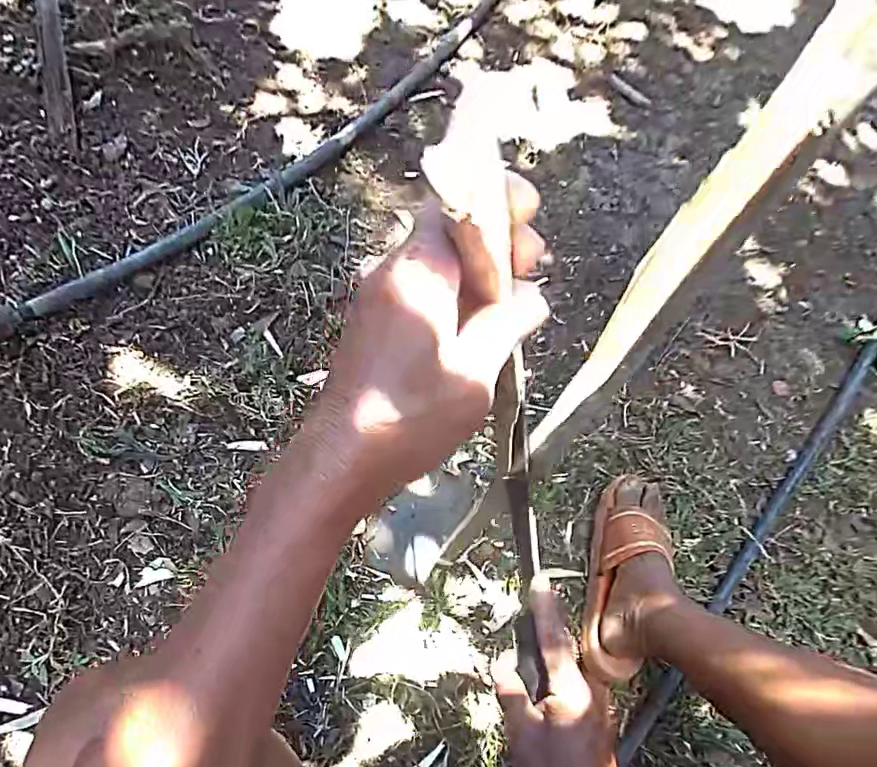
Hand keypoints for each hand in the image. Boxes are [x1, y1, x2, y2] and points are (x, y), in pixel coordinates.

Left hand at [308, 173, 550, 504]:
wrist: (343, 458)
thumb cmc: (412, 417)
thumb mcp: (476, 371)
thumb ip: (506, 323)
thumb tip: (530, 299)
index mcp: (418, 269)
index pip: (456, 198)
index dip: (497, 197)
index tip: (528, 218)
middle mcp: (390, 273)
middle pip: (447, 233)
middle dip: (494, 242)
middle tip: (533, 267)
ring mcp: (375, 302)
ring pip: (434, 267)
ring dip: (474, 276)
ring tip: (510, 307)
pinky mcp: (371, 330)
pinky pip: (417, 296)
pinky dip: (449, 301)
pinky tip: (473, 331)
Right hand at [494, 578, 626, 766]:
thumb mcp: (523, 732)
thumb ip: (512, 693)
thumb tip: (501, 664)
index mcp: (570, 688)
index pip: (553, 640)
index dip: (544, 610)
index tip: (539, 582)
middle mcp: (588, 685)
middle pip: (563, 643)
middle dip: (548, 617)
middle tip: (535, 592)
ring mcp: (595, 696)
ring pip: (568, 659)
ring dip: (551, 639)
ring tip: (533, 622)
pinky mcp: (594, 706)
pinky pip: (571, 673)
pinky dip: (555, 660)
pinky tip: (541, 664)